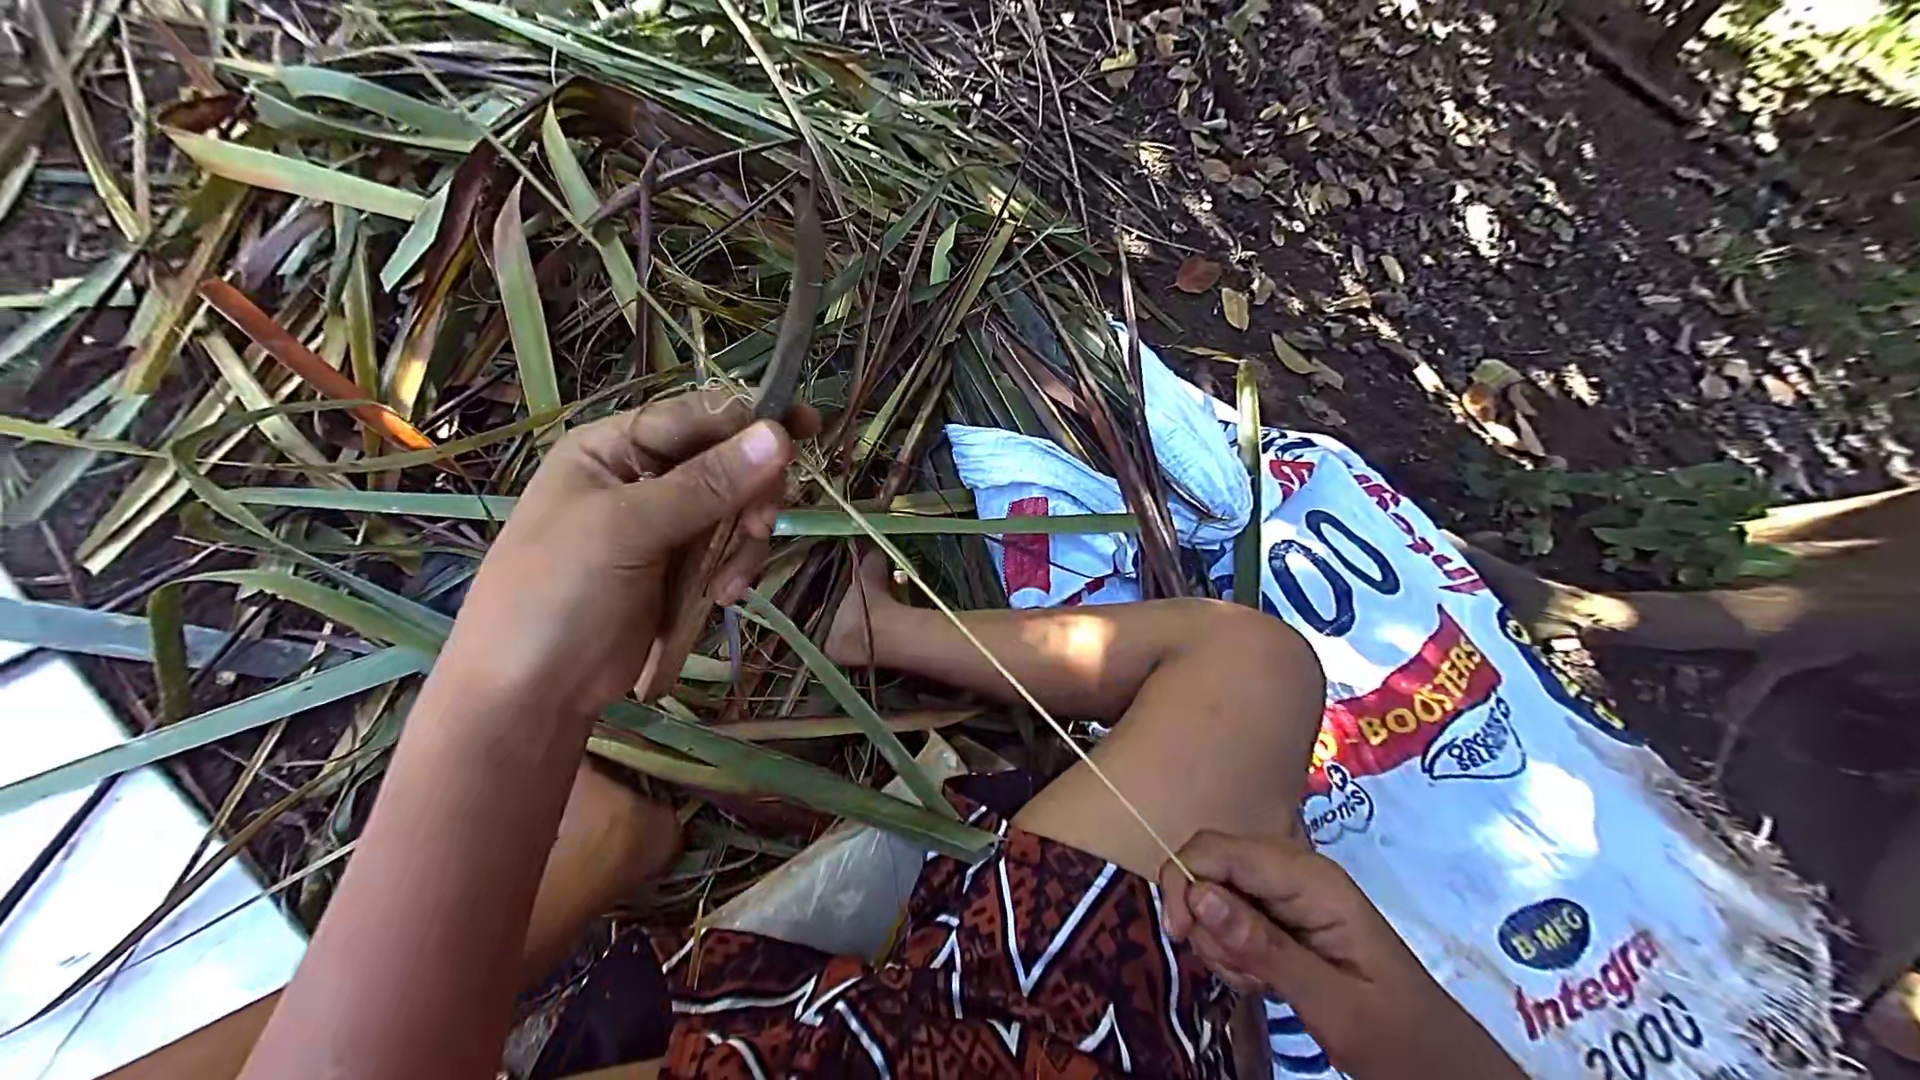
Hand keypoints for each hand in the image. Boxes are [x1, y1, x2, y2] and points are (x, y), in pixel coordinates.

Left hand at [437, 389, 819, 715]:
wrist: (531, 692)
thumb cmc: (558, 593)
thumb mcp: (628, 529)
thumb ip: (707, 483)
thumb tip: (779, 435)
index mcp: (615, 447)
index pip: (698, 416)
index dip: (751, 420)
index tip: (806, 428)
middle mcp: (643, 476)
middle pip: (727, 462)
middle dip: (751, 494)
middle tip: (762, 526)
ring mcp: (665, 524)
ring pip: (737, 509)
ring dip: (745, 541)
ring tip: (729, 581)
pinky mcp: (681, 564)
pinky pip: (730, 548)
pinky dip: (736, 568)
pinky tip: (723, 595)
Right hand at [1160, 831, 1523, 1079]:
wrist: (1444, 1066)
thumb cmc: (1398, 1038)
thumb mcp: (1331, 1004)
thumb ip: (1263, 947)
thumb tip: (1197, 894)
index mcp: (1308, 878)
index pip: (1219, 849)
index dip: (1184, 879)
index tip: (1178, 935)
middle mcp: (1291, 870)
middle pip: (1210, 865)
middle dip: (1203, 917)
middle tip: (1232, 971)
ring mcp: (1285, 890)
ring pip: (1213, 891)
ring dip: (1217, 939)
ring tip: (1257, 982)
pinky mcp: (1280, 912)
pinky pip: (1228, 913)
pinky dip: (1228, 948)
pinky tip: (1260, 978)